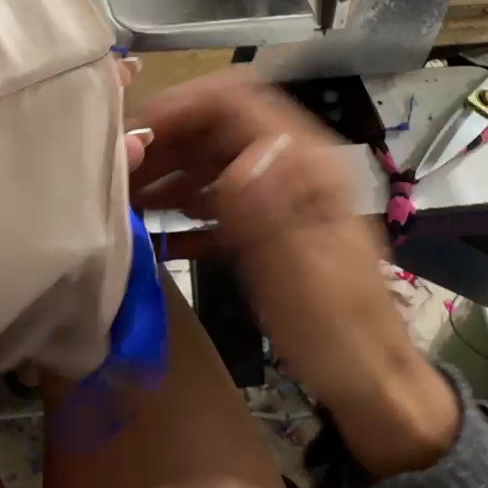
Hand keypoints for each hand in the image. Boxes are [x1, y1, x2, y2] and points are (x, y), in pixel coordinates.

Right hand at [130, 70, 460, 477]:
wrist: (371, 385)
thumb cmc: (340, 333)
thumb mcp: (302, 273)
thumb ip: (268, 213)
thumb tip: (237, 161)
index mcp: (307, 165)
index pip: (238, 102)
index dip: (184, 105)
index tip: (135, 131)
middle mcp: (289, 169)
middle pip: (216, 129)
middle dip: (164, 140)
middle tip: (115, 168)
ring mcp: (275, 198)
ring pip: (209, 164)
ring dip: (165, 175)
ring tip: (122, 198)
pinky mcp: (262, 229)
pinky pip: (213, 204)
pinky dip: (180, 212)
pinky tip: (151, 234)